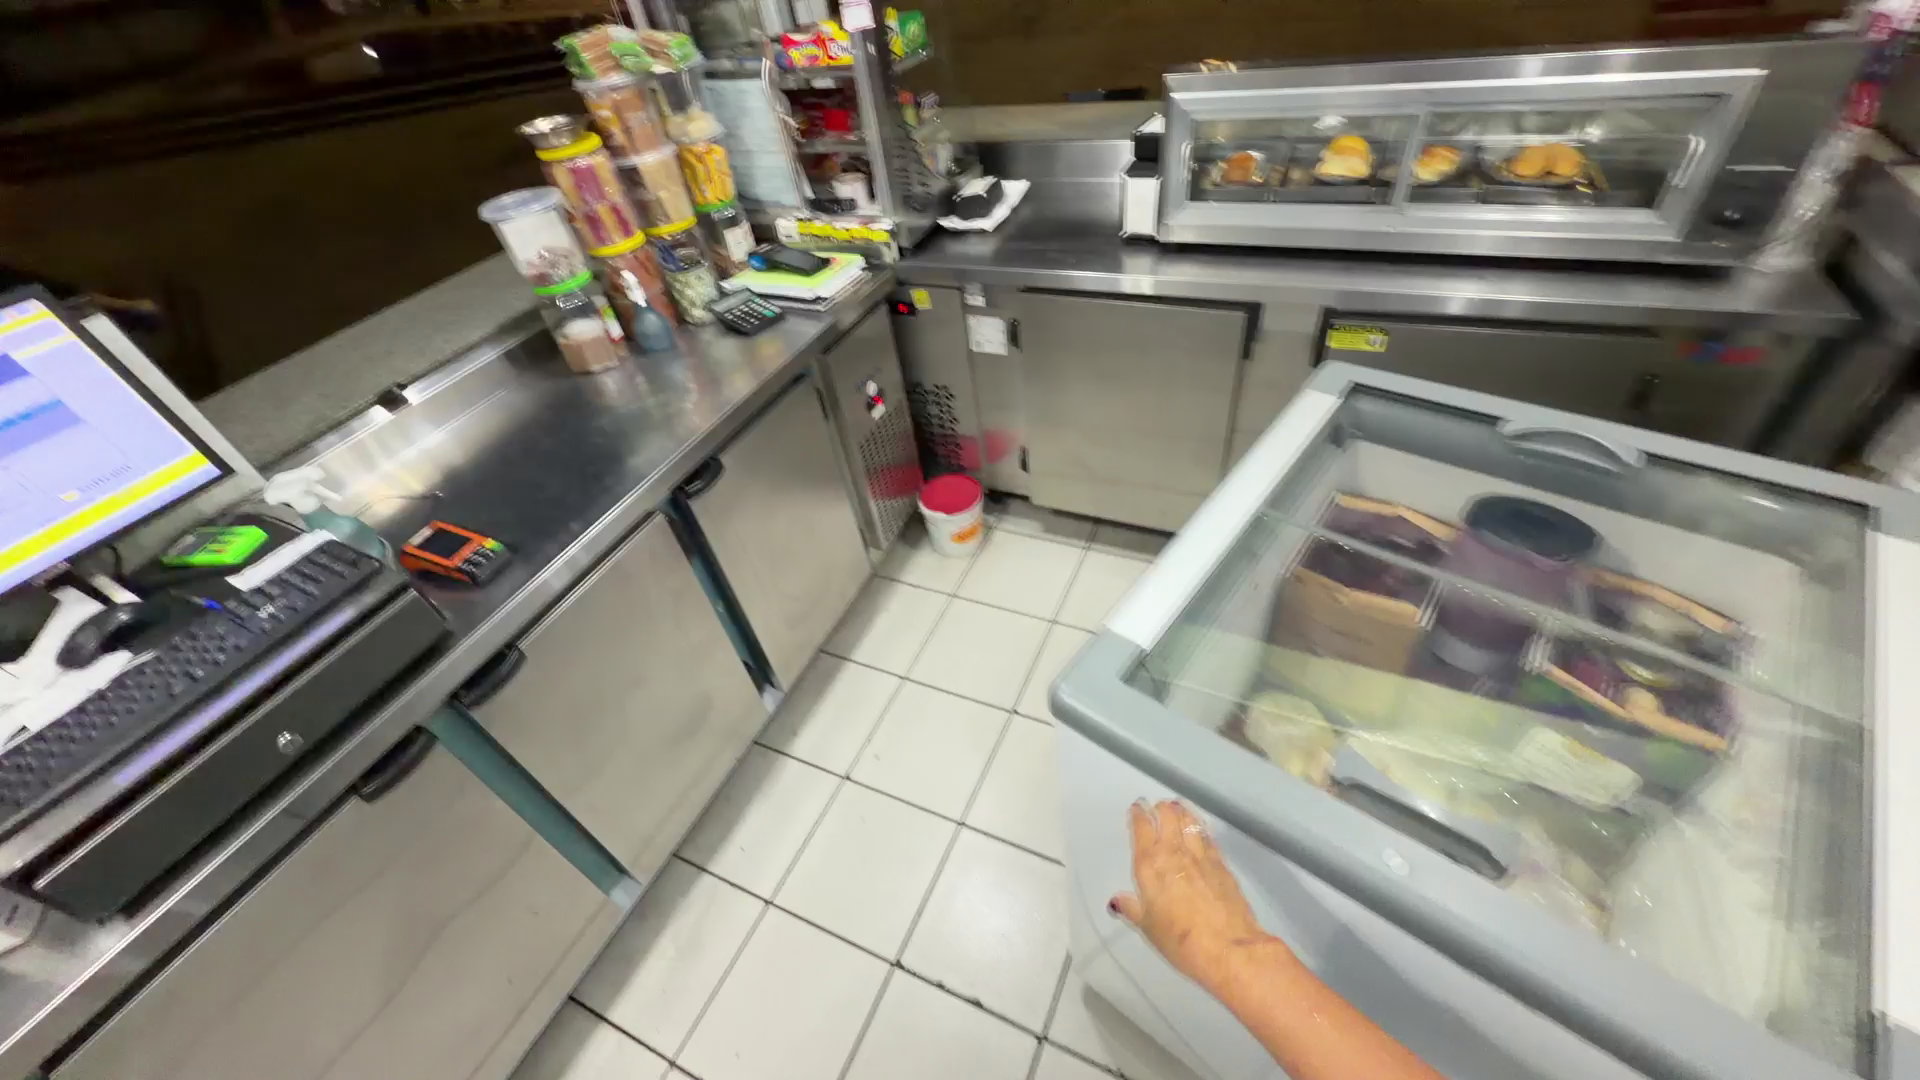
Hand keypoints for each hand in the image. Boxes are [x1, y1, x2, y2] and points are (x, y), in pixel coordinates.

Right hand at [1109, 800, 1291, 995]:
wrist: (1229, 949)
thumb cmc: (1180, 941)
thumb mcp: (1148, 927)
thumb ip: (1131, 908)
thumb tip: (1116, 900)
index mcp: (1149, 864)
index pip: (1141, 827)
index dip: (1138, 813)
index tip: (1137, 808)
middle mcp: (1173, 852)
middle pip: (1167, 815)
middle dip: (1160, 808)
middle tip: (1158, 807)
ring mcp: (1200, 855)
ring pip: (1188, 820)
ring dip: (1181, 811)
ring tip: (1177, 807)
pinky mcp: (1221, 862)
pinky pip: (1206, 835)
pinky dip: (1199, 826)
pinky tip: (1199, 827)